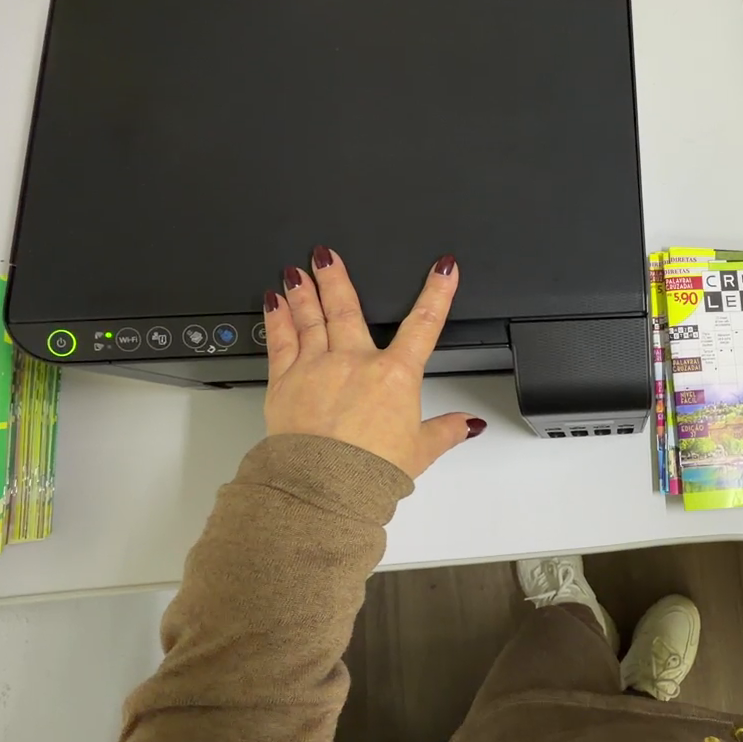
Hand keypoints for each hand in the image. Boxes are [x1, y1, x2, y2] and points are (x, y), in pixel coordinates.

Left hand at [262, 247, 484, 477]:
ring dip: (304, 290)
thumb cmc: (369, 470)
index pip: (424, 324)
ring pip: (311, 318)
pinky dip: (276, 319)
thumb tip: (469, 425)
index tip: (444, 269)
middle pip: (347, 309)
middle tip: (327, 254)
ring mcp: (317, 368)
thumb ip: (447, 430)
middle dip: (337, 277)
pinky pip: (280, 341)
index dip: (438, 293)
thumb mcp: (421, 450)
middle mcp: (354, 362)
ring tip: (298, 268)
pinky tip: (273, 302)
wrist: (324, 486)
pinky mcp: (285, 383)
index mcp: (395, 376)